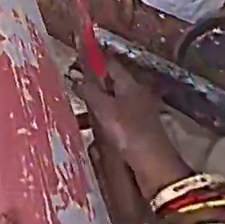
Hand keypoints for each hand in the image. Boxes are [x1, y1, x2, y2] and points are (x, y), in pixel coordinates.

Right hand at [77, 62, 191, 198]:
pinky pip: (111, 119)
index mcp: (129, 84)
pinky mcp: (132, 130)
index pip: (109, 63)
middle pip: (108, 82)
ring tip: (72, 108)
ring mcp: (134, 113)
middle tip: (69, 83)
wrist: (155, 167)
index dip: (93, 58)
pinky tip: (85, 129)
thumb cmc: (130, 131)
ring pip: (108, 101)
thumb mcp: (105, 109)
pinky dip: (98, 120)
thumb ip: (89, 91)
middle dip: (89, 82)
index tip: (75, 56)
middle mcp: (132, 94)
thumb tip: (75, 77)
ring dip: (91, 104)